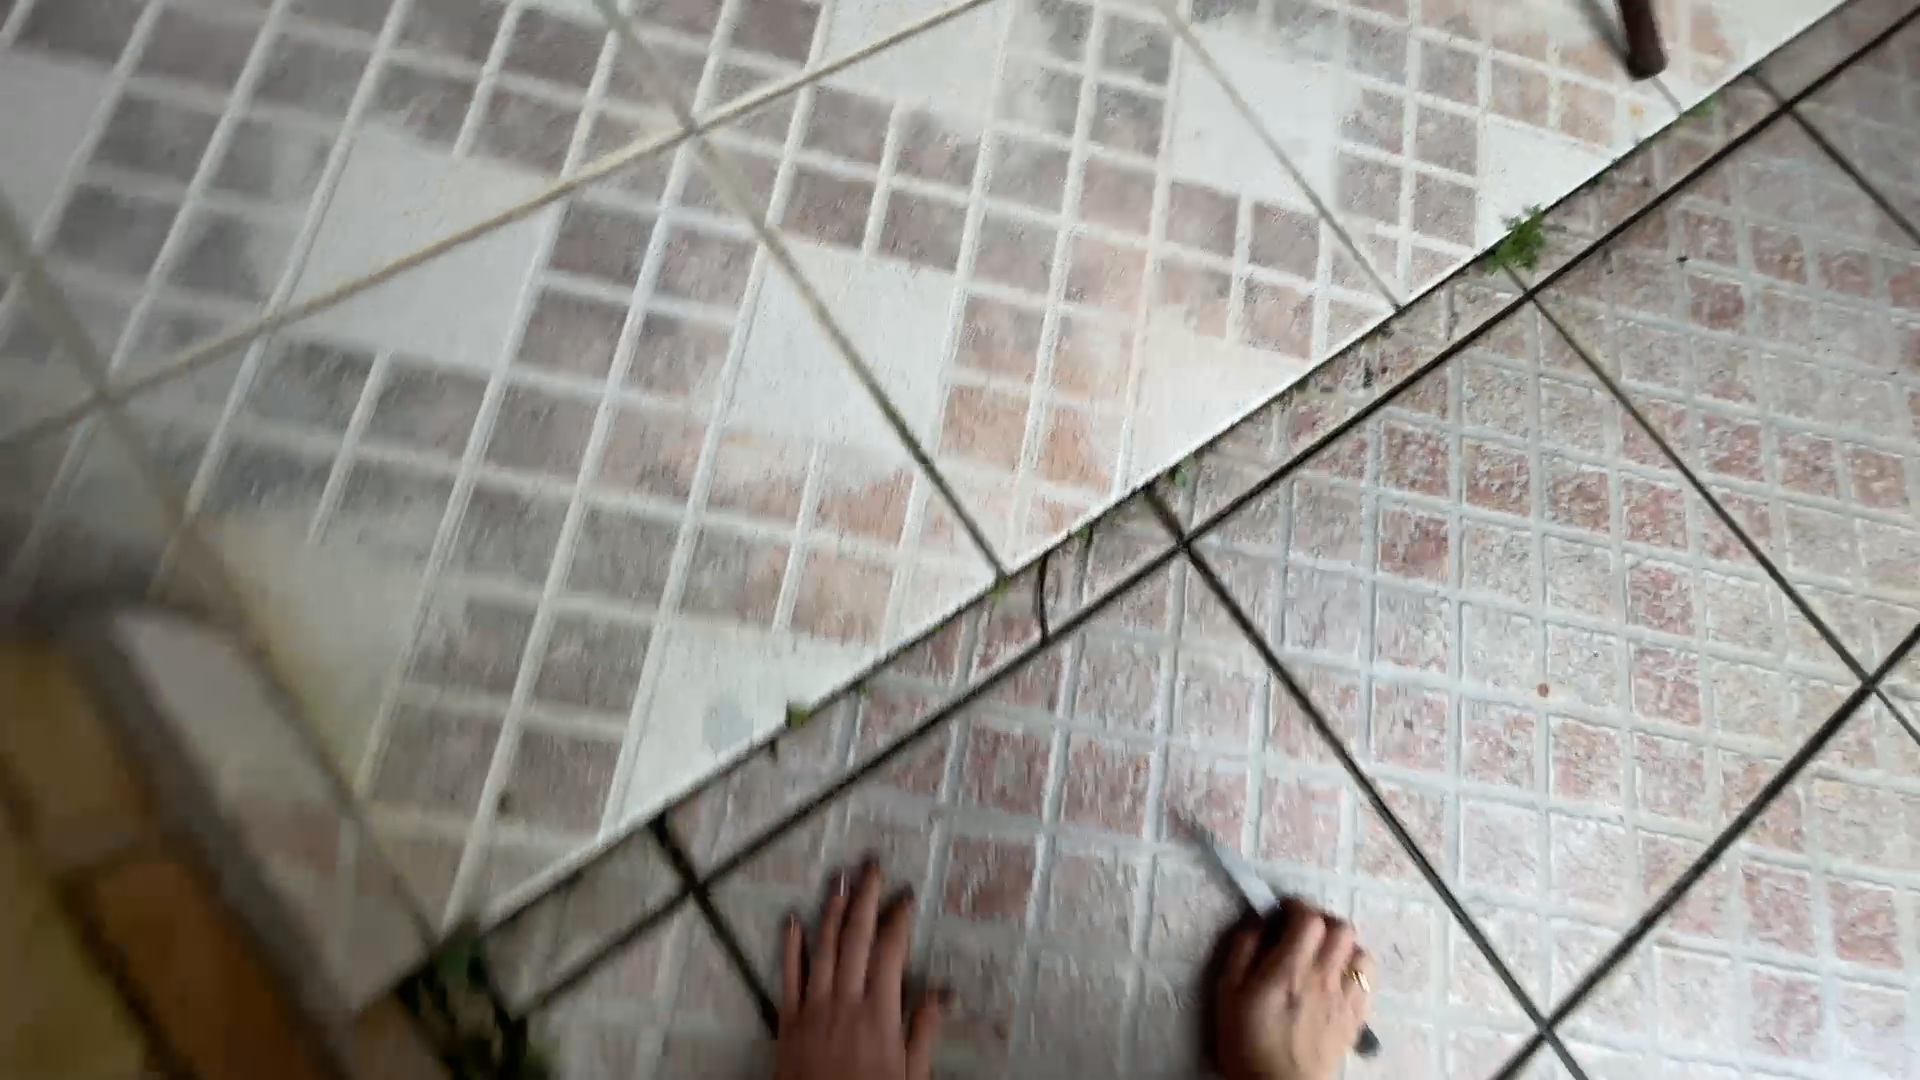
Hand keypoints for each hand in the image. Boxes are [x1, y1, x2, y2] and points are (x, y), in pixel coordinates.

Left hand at [775, 862, 944, 1079]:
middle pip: (856, 937)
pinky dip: (790, 947)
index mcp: (878, 1014)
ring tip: (839, 877)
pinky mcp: (787, 1022)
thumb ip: (923, 1034)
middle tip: (871, 863)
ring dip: (831, 909)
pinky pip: (788, 977)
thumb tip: (943, 991)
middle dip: (865, 897)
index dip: (899, 919)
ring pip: (823, 947)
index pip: (890, 952)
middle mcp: (845, 1001)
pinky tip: (791, 919)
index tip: (906, 894)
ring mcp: (813, 1008)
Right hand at [1212, 898, 1373, 1079]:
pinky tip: (1336, 979)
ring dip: (1344, 946)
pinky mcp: (1356, 1021)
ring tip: (1323, 952)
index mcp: (1290, 969)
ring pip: (1362, 954)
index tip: (1282, 909)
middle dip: (1323, 919)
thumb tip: (1258, 919)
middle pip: (1343, 929)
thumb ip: (1243, 947)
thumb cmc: (1246, 1039)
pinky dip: (1355, 971)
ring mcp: (1345, 1001)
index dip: (1298, 905)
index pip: (1310, 919)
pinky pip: (1368, 983)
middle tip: (1302, 928)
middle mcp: (1324, 980)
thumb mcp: (1228, 989)